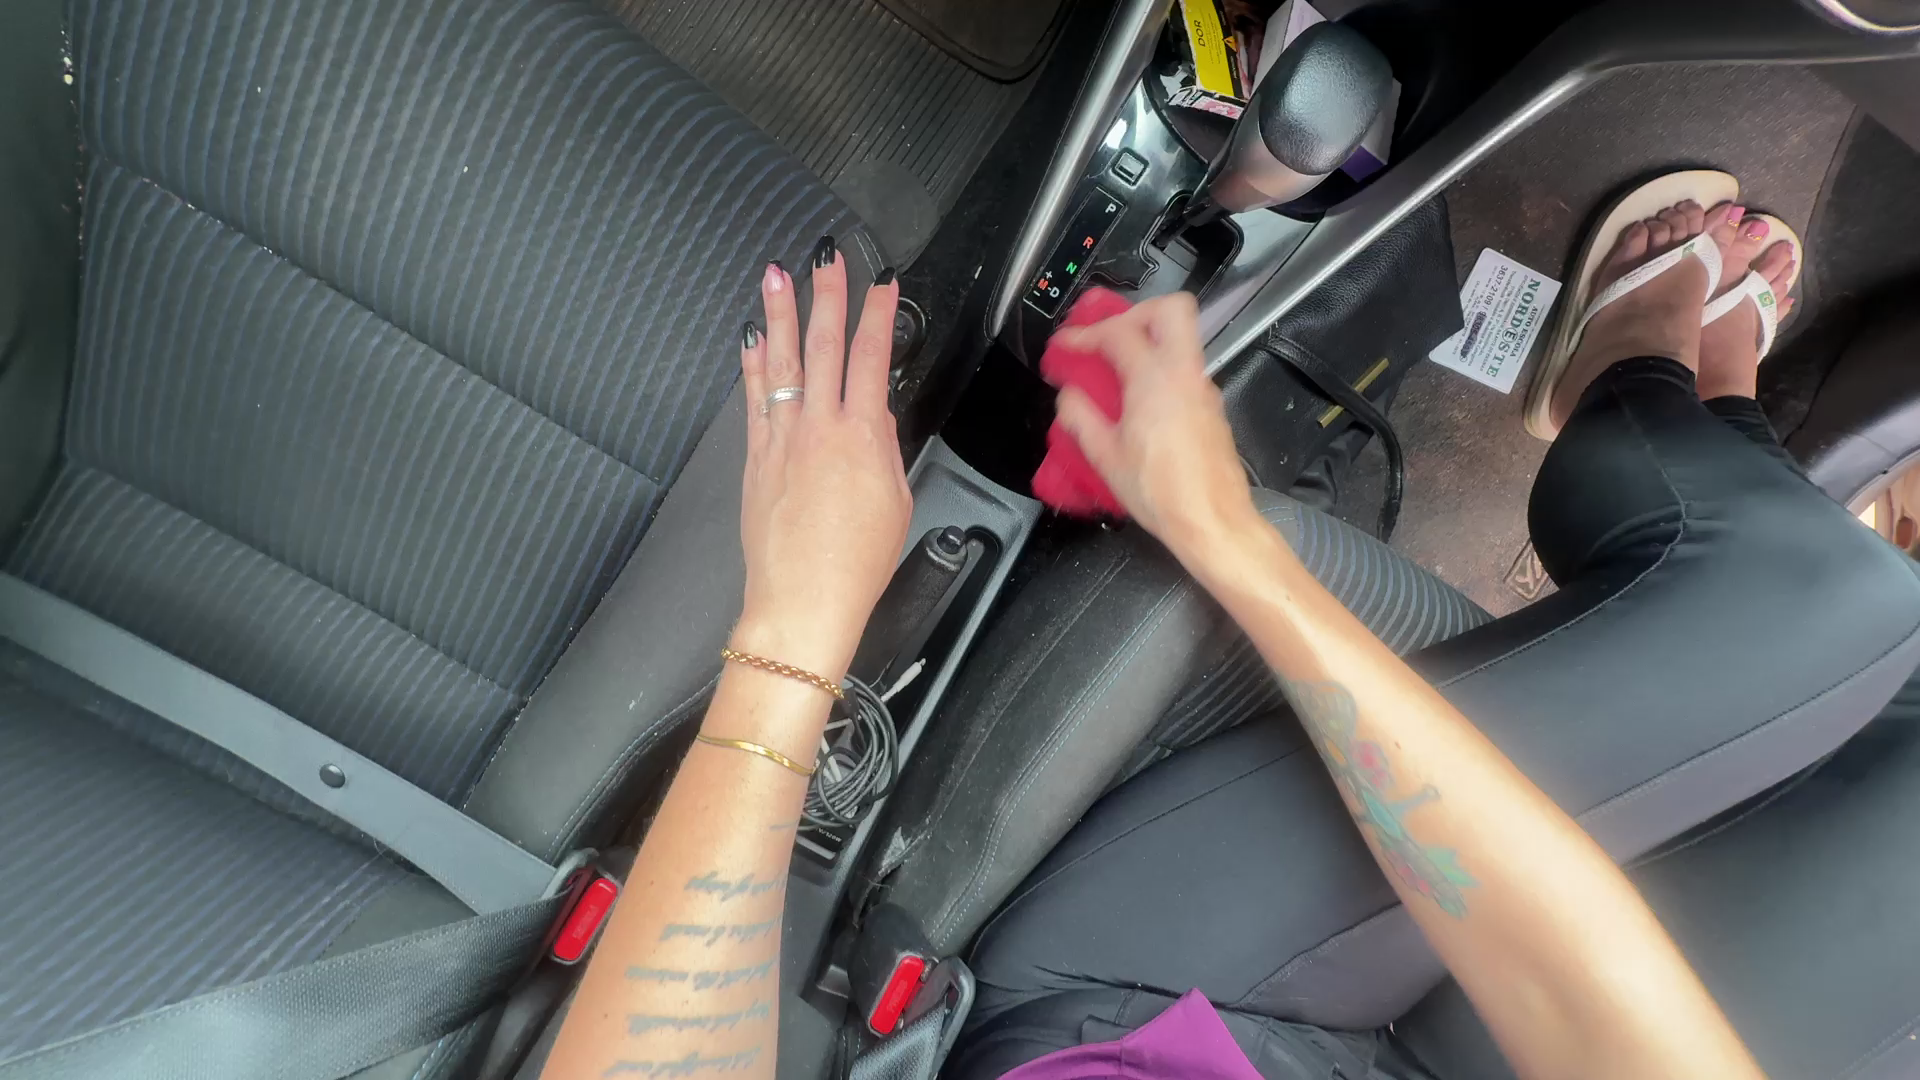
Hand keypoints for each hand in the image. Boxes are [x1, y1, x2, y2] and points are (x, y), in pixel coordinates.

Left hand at [736, 246, 911, 680]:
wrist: (802, 600)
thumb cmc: (857, 562)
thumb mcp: (895, 502)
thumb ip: (885, 452)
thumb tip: (876, 421)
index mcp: (863, 437)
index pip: (873, 358)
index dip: (879, 315)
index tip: (883, 284)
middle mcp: (818, 427)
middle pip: (824, 346)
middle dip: (828, 295)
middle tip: (827, 256)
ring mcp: (781, 439)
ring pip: (781, 363)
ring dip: (780, 315)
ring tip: (776, 274)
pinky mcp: (756, 458)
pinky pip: (754, 399)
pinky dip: (752, 365)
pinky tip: (750, 338)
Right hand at [1051, 293, 1258, 562]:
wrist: (1210, 520)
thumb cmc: (1165, 494)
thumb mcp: (1104, 457)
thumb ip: (1080, 418)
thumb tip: (1069, 399)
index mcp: (1154, 380)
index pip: (1117, 333)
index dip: (1083, 334)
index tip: (1066, 344)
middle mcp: (1185, 376)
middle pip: (1169, 310)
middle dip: (1131, 314)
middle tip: (1105, 335)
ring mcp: (1203, 389)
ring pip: (1180, 338)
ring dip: (1146, 342)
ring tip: (1115, 367)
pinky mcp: (1210, 408)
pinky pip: (1184, 370)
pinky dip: (1159, 371)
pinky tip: (1137, 400)